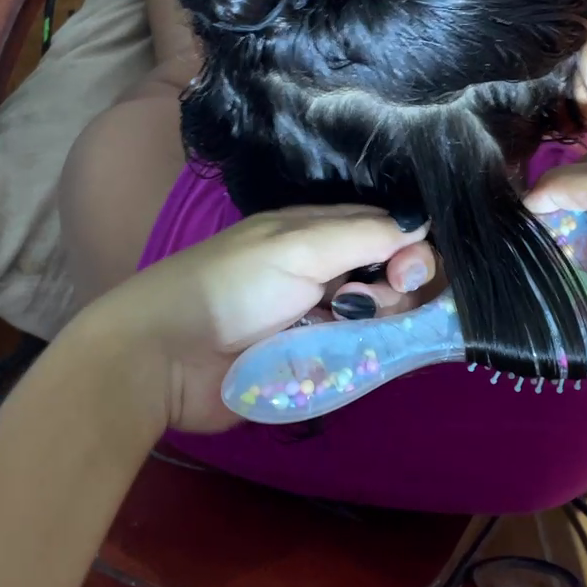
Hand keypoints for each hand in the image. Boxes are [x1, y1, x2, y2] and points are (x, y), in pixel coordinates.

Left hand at [81, 206, 431, 434]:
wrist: (165, 358)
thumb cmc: (230, 288)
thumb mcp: (295, 247)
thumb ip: (361, 234)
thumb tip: (421, 223)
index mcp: (312, 232)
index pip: (382, 228)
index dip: (408, 244)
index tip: (409, 268)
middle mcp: (320, 271)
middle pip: (386, 274)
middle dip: (396, 285)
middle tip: (374, 299)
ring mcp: (315, 319)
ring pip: (376, 316)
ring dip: (378, 321)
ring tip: (348, 326)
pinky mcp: (309, 363)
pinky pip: (355, 354)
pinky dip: (363, 353)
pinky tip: (357, 355)